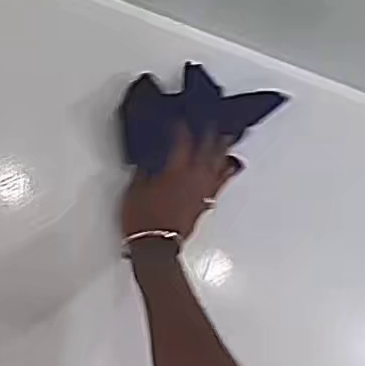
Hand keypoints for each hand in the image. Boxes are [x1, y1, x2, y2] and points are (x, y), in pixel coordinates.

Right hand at [120, 125, 239, 241]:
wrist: (154, 245)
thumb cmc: (142, 219)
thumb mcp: (135, 190)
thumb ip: (145, 171)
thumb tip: (150, 161)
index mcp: (176, 170)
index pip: (182, 141)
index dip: (181, 127)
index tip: (178, 119)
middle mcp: (195, 177)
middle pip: (208, 147)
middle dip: (210, 131)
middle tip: (210, 120)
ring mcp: (203, 189)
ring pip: (220, 162)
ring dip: (223, 147)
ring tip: (226, 136)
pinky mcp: (206, 201)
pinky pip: (222, 181)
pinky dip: (227, 169)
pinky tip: (229, 165)